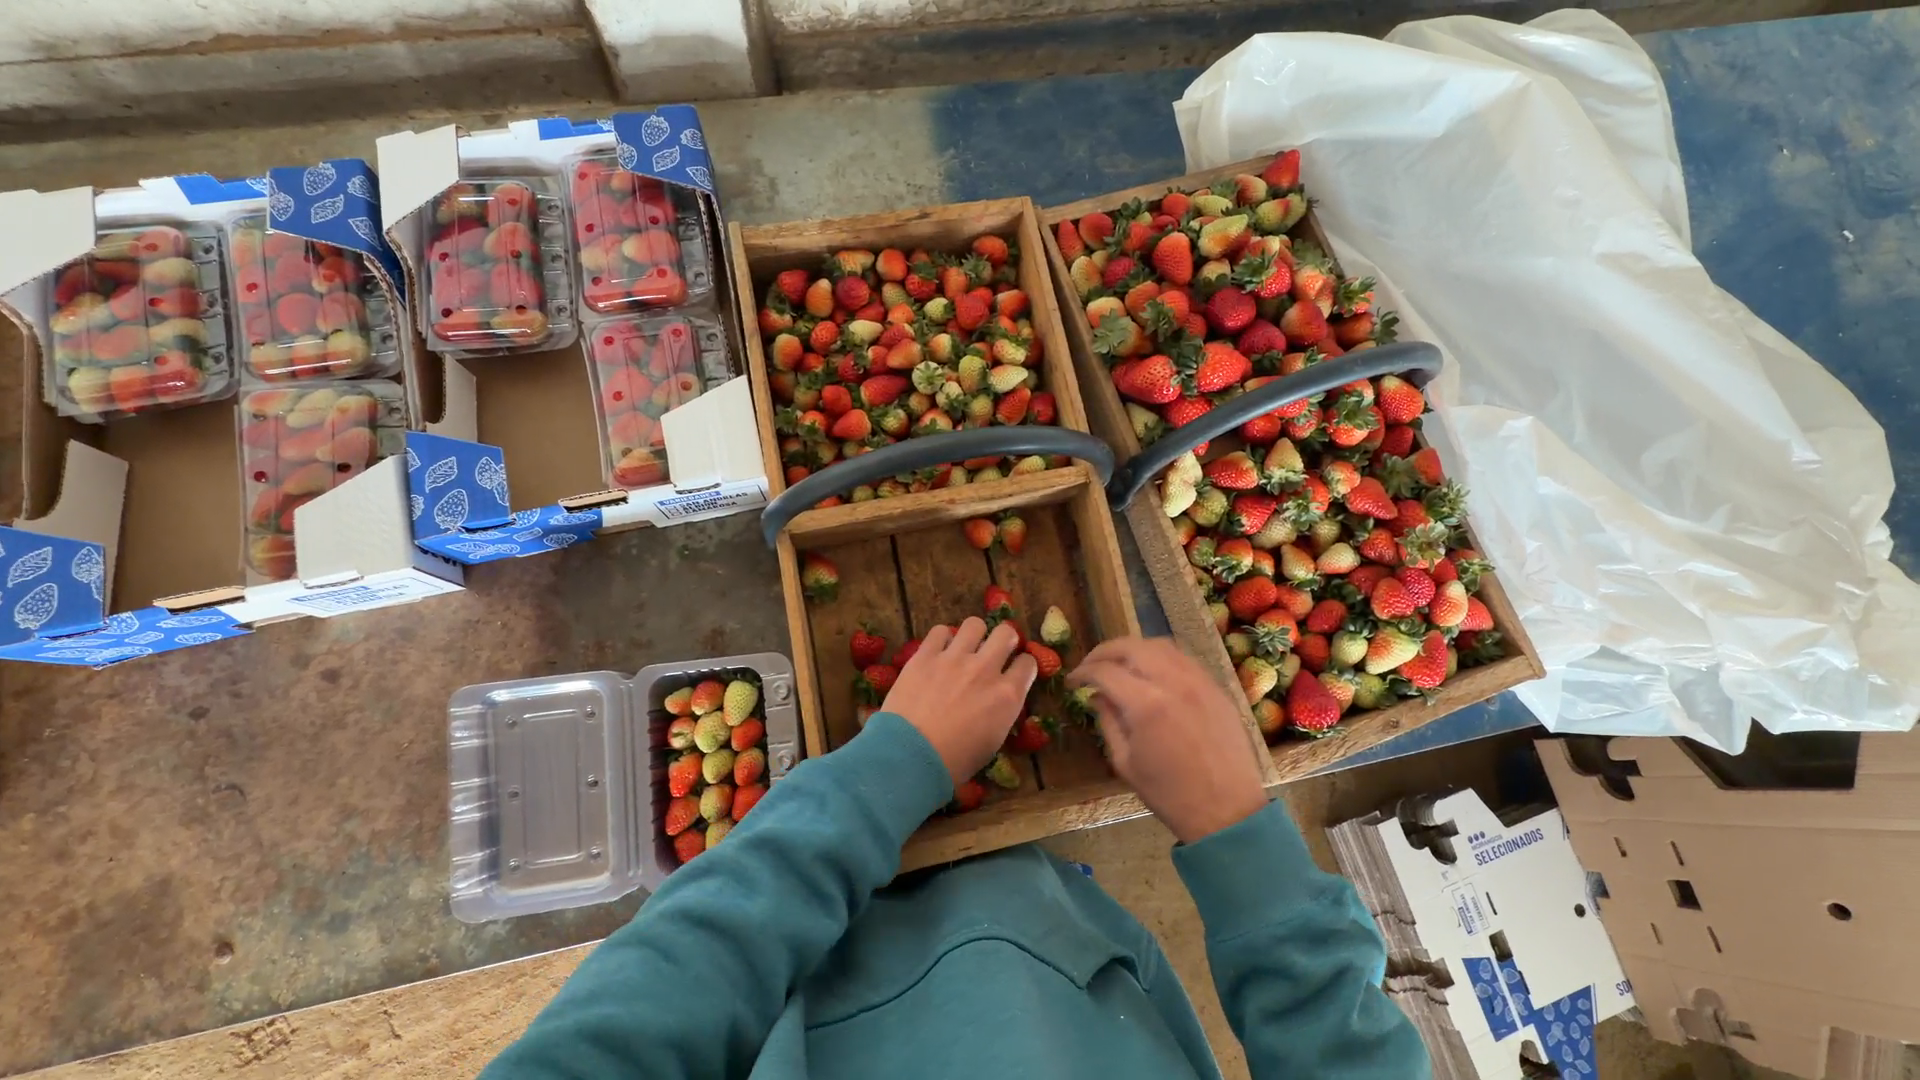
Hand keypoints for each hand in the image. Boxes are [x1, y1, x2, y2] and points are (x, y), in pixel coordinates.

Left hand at [880, 617, 1036, 789]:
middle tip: (994, 652)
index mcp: (1007, 695)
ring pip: (974, 624)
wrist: (910, 757)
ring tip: (965, 647)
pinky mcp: (925, 655)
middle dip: (1004, 640)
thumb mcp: (992, 741)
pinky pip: (939, 631)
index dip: (1022, 666)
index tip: (1015, 671)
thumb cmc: (955, 762)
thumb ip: (1000, 713)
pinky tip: (938, 652)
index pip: (1028, 664)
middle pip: (1006, 633)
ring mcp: (954, 658)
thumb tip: (997, 702)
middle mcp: (985, 669)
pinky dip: (942, 639)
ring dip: (974, 635)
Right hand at [1069, 637, 1267, 843]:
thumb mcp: (1125, 762)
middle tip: (1090, 666)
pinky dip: (1159, 657)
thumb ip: (1108, 722)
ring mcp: (1199, 681)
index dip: (1082, 672)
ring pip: (1159, 645)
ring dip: (1132, 649)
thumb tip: (1098, 696)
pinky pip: (1183, 659)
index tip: (1072, 681)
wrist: (1227, 811)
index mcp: (1146, 705)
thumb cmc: (1170, 795)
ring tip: (1118, 664)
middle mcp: (1173, 682)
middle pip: (1131, 647)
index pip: (1105, 671)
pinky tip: (1150, 673)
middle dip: (1104, 652)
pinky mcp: (1216, 687)